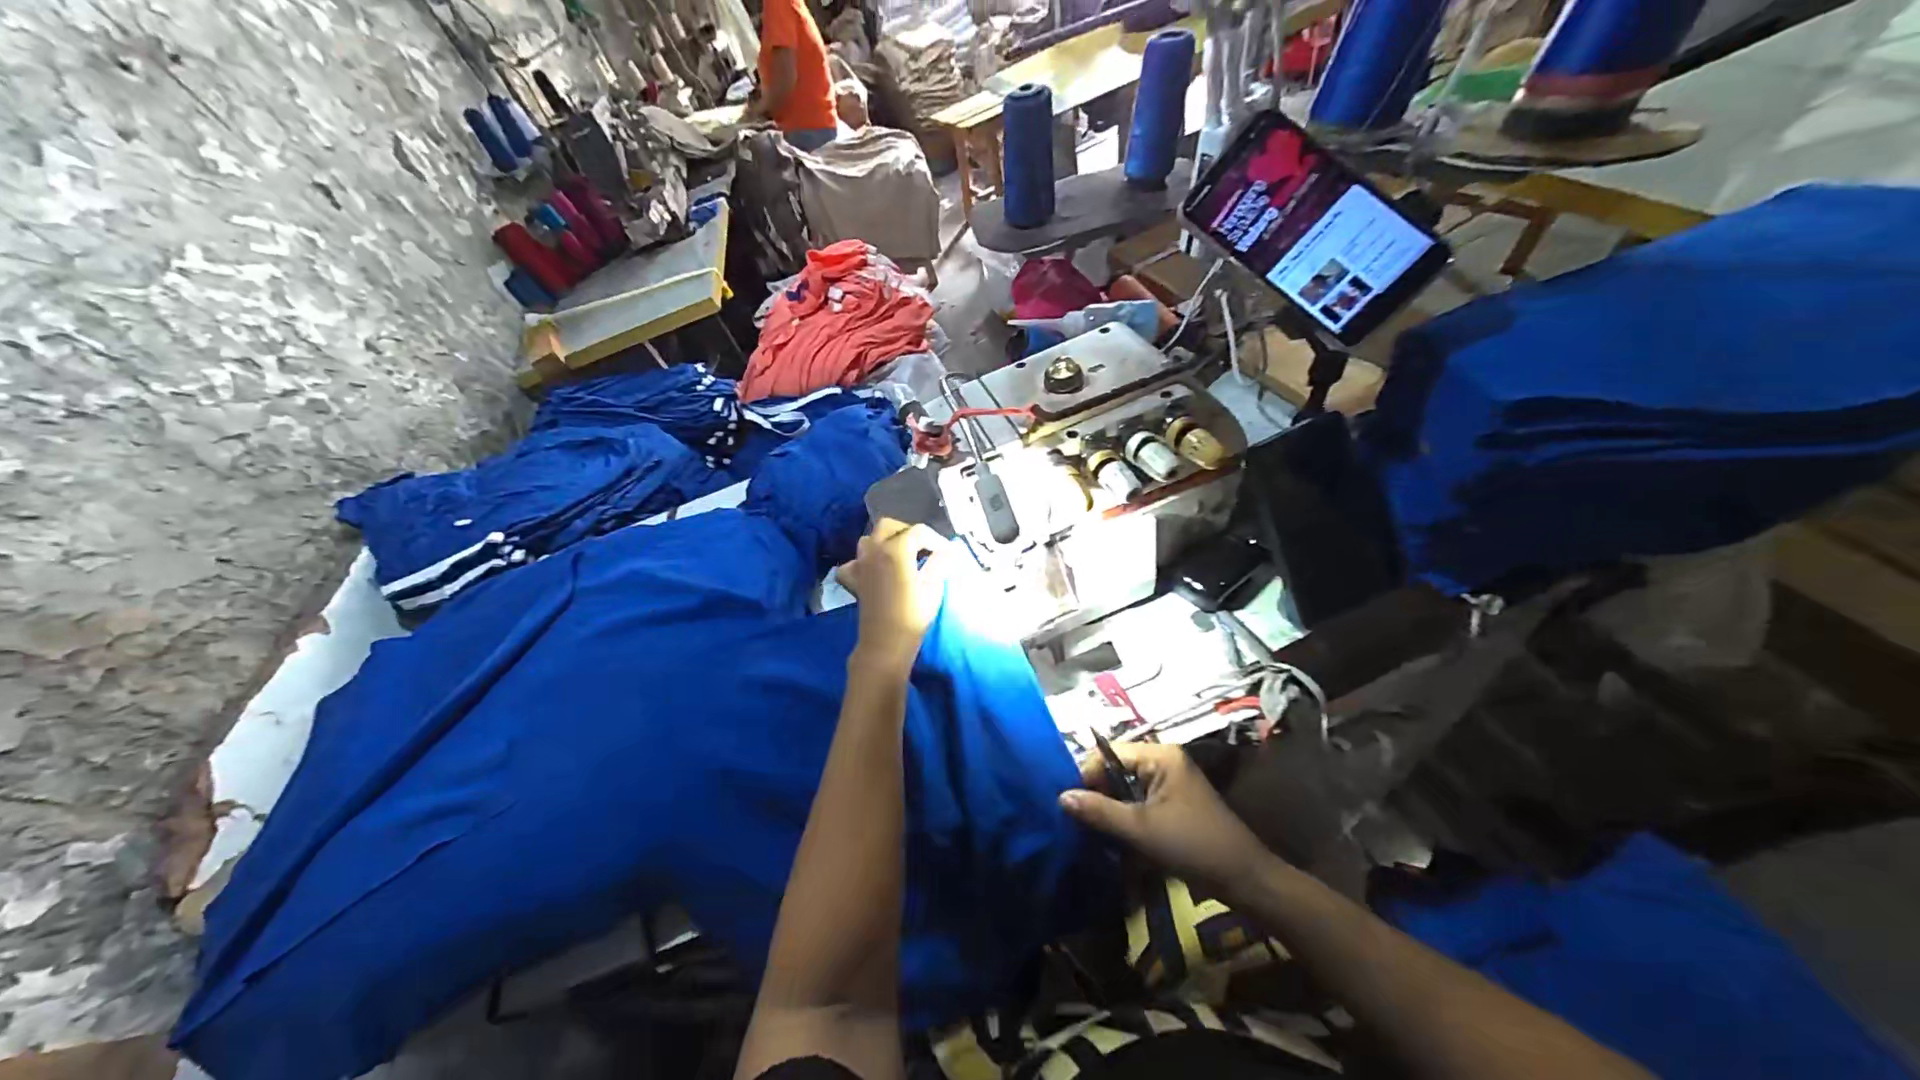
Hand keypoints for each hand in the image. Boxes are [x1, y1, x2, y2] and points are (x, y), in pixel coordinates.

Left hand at [836, 518, 942, 664]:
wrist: (886, 642)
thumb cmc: (913, 615)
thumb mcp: (933, 587)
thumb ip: (939, 563)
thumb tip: (947, 550)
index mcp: (896, 549)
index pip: (918, 531)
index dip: (935, 540)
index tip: (946, 553)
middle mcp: (874, 550)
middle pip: (889, 526)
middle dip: (907, 531)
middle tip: (922, 547)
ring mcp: (860, 564)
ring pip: (869, 540)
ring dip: (885, 542)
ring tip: (901, 556)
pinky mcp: (853, 580)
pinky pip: (854, 562)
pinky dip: (863, 562)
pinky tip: (874, 571)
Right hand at [1060, 742, 1275, 890]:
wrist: (1245, 879)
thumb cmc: (1193, 846)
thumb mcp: (1141, 829)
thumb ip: (1100, 811)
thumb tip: (1061, 797)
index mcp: (1160, 756)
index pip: (1108, 752)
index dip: (1085, 775)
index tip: (1066, 803)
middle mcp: (1164, 761)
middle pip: (1115, 768)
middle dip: (1096, 793)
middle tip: (1075, 819)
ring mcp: (1170, 782)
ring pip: (1124, 787)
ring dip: (1108, 808)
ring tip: (1089, 830)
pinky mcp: (1172, 803)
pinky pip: (1137, 801)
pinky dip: (1124, 817)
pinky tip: (1111, 837)